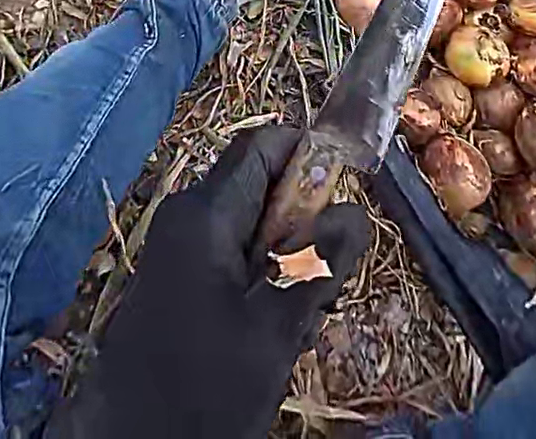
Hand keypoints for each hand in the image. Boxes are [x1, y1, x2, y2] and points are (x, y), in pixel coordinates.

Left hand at [48, 127, 371, 438]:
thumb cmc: (203, 388)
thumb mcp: (274, 327)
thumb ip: (318, 262)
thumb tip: (355, 210)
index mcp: (205, 212)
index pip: (263, 146)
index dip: (307, 153)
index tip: (343, 190)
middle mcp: (189, 216)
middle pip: (263, 188)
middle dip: (303, 225)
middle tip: (326, 277)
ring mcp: (181, 247)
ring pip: (254, 228)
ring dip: (288, 262)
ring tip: (303, 320)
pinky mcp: (179, 277)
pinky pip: (234, 257)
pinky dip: (263, 281)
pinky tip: (275, 333)